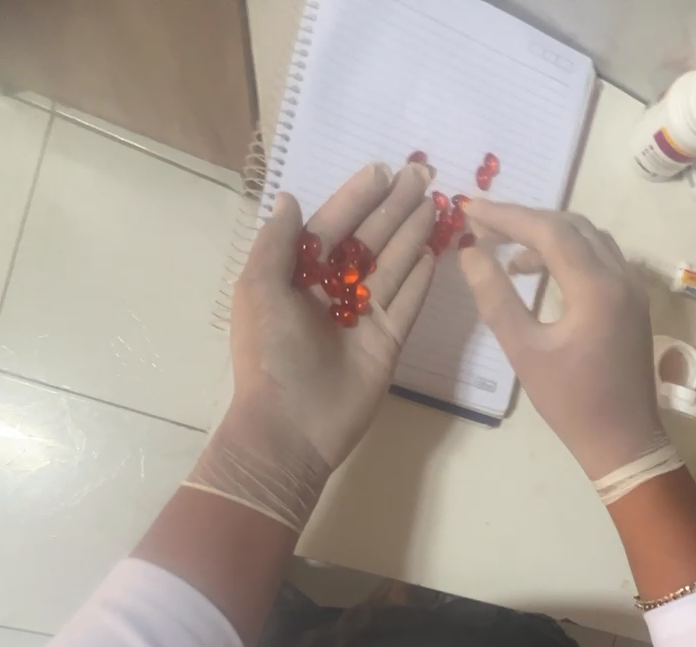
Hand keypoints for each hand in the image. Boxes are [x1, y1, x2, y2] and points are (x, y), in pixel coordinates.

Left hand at [185, 162, 438, 530]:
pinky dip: (421, 280)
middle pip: (370, 240)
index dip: (357, 197)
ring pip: (393, 266)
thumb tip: (290, 198)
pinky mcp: (388, 342)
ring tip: (436, 204)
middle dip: (395, 208)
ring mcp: (363, 317)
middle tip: (424, 176)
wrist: (292, 426)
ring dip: (413, 235)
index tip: (384, 170)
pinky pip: (408, 304)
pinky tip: (435, 252)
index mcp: (298, 275)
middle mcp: (333, 291)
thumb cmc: (269, 356)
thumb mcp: (259, 290)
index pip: (333, 226)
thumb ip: (277, 243)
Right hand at [458, 203, 677, 503]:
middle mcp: (622, 278)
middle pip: (572, 226)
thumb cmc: (571, 403)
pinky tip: (539, 273)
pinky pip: (600, 259)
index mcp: (597, 289)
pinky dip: (568, 254)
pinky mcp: (633, 303)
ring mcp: (632, 289)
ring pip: (589, 239)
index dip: (507, 216)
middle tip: (484, 227)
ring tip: (507, 253)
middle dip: (526, 221)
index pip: (549, 231)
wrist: (624, 441)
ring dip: (549, 236)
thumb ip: (497, 299)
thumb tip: (471, 254)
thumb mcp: (525, 353)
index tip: (470, 211)